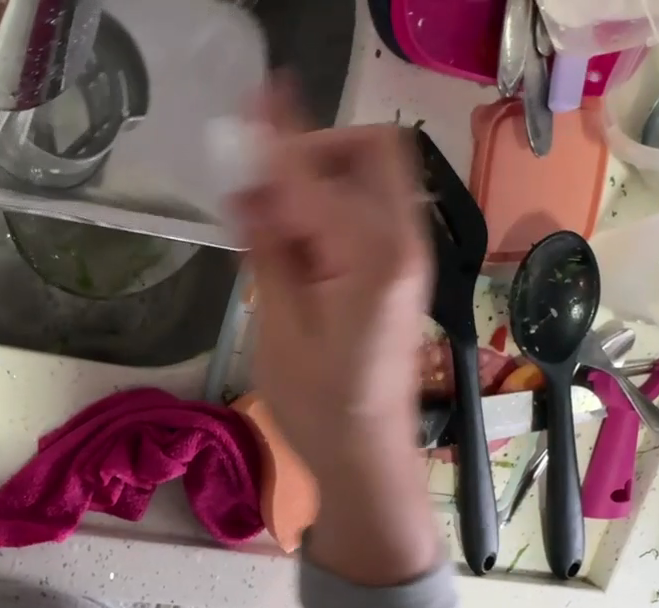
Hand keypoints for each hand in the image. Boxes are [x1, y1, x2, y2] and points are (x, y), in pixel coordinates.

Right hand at [229, 89, 432, 477]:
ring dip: (317, 178)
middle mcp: (403, 242)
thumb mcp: (278, 333)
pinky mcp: (398, 270)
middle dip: (315, 148)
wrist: (367, 456)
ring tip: (261, 217)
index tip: (251, 100)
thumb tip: (250, 190)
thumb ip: (270, 253)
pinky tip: (286, 239)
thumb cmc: (317, 408)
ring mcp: (408, 254)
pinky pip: (366, 212)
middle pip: (371, 153)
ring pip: (370, 179)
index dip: (278, 141)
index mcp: (371, 258)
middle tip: (260, 181)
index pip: (318, 178)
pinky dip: (326, 207)